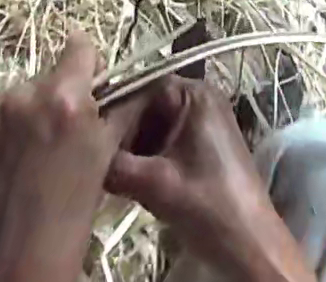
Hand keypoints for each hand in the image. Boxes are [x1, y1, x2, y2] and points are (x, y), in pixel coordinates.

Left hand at [0, 33, 141, 281]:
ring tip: (16, 168)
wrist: (10, 275)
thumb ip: (123, 107)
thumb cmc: (68, 216)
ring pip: (3, 108)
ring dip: (12, 126)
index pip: (78, 48)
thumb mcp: (105, 154)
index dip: (85, 66)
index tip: (85, 85)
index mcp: (64, 97)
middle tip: (50, 144)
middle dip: (47, 104)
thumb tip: (142, 80)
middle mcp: (18, 100)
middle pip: (39, 83)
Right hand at [106, 76, 315, 281]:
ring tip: (107, 172)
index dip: (115, 109)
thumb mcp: (154, 184)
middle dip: (122, 132)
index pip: (144, 87)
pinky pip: (164, 140)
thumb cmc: (207, 203)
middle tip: (95, 160)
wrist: (247, 239)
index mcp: (195, 95)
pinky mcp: (201, 144)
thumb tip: (78, 155)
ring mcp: (202, 122)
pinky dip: (145, 156)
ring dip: (131, 147)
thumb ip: (114, 165)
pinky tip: (127, 180)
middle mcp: (200, 99)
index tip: (87, 134)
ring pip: (153, 125)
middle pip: (148, 105)